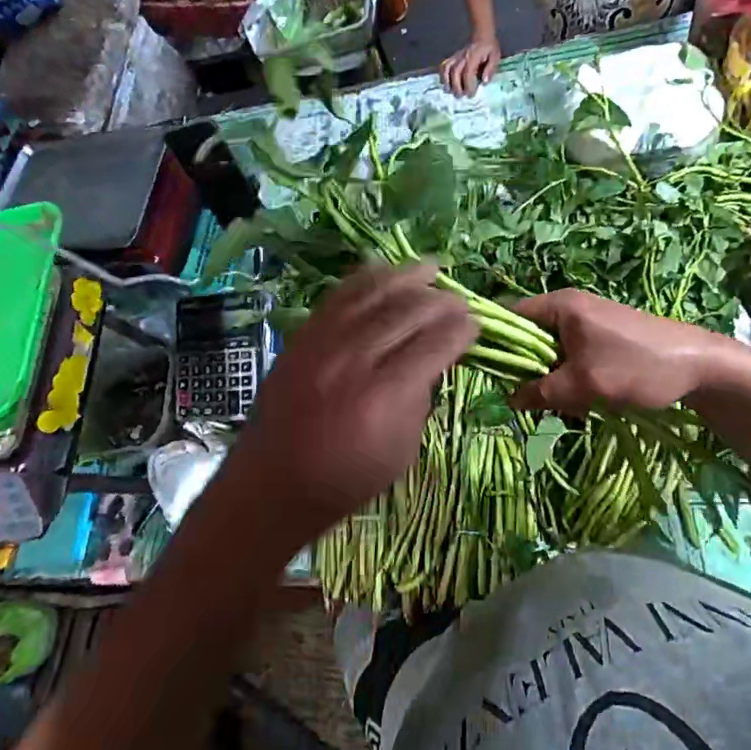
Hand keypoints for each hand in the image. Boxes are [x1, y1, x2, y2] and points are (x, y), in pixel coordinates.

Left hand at [213, 264, 476, 549]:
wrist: (275, 481)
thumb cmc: (347, 477)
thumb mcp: (403, 449)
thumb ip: (420, 398)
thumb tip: (433, 360)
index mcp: (385, 397)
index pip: (434, 346)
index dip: (460, 331)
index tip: (475, 325)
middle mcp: (354, 361)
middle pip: (407, 313)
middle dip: (441, 301)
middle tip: (460, 301)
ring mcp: (324, 344)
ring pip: (372, 295)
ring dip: (407, 277)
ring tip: (431, 269)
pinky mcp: (303, 336)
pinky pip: (338, 296)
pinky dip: (365, 279)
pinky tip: (385, 270)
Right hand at [439, 35, 501, 96]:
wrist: (482, 35)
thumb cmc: (489, 48)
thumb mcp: (495, 57)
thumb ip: (490, 69)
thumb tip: (484, 82)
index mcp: (473, 57)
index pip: (468, 73)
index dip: (468, 85)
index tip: (471, 95)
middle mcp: (462, 57)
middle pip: (455, 73)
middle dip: (457, 87)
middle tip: (461, 96)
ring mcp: (456, 57)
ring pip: (447, 69)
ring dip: (447, 82)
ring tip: (450, 91)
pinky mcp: (452, 58)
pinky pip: (443, 65)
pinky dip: (442, 75)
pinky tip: (444, 83)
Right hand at [509, 290, 737, 413]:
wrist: (700, 366)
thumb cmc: (636, 367)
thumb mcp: (582, 385)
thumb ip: (540, 392)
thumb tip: (509, 399)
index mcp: (560, 305)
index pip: (509, 314)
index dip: (495, 342)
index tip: (488, 373)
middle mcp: (571, 307)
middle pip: (529, 335)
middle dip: (527, 369)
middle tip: (529, 399)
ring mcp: (590, 321)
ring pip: (552, 351)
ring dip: (552, 378)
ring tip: (564, 405)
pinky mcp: (605, 337)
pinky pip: (573, 356)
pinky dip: (572, 377)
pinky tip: (585, 401)